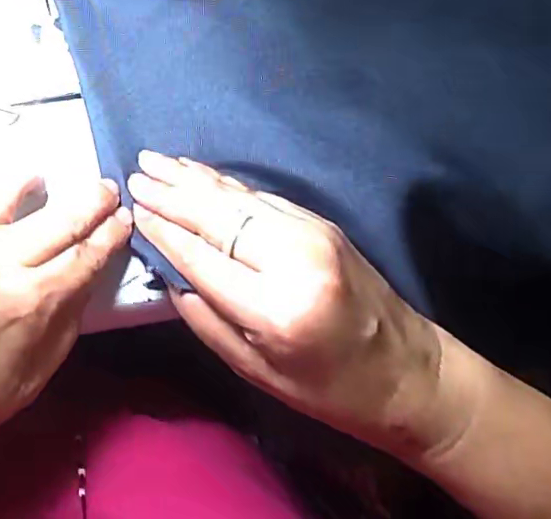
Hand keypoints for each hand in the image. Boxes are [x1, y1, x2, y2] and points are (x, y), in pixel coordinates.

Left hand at [0, 170, 131, 467]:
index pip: (85, 255)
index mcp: (29, 302)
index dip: (111, 233)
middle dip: (93, 199)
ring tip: (38, 182)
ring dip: (30, 180)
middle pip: (60, 217)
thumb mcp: (32, 378)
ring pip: (8, 187)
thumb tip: (88, 275)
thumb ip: (66, 322)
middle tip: (106, 187)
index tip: (125, 216)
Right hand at [128, 150, 476, 461]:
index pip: (202, 257)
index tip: (135, 209)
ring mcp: (309, 234)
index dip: (164, 231)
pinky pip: (257, 195)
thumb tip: (169, 272)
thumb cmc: (330, 389)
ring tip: (155, 161)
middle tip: (135, 175)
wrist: (415, 376)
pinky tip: (197, 171)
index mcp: (275, 310)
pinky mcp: (317, 222)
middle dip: (170, 195)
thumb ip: (206, 321)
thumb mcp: (258, 372)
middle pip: (216, 217)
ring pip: (235, 197)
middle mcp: (292, 262)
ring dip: (191, 178)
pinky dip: (221, 182)